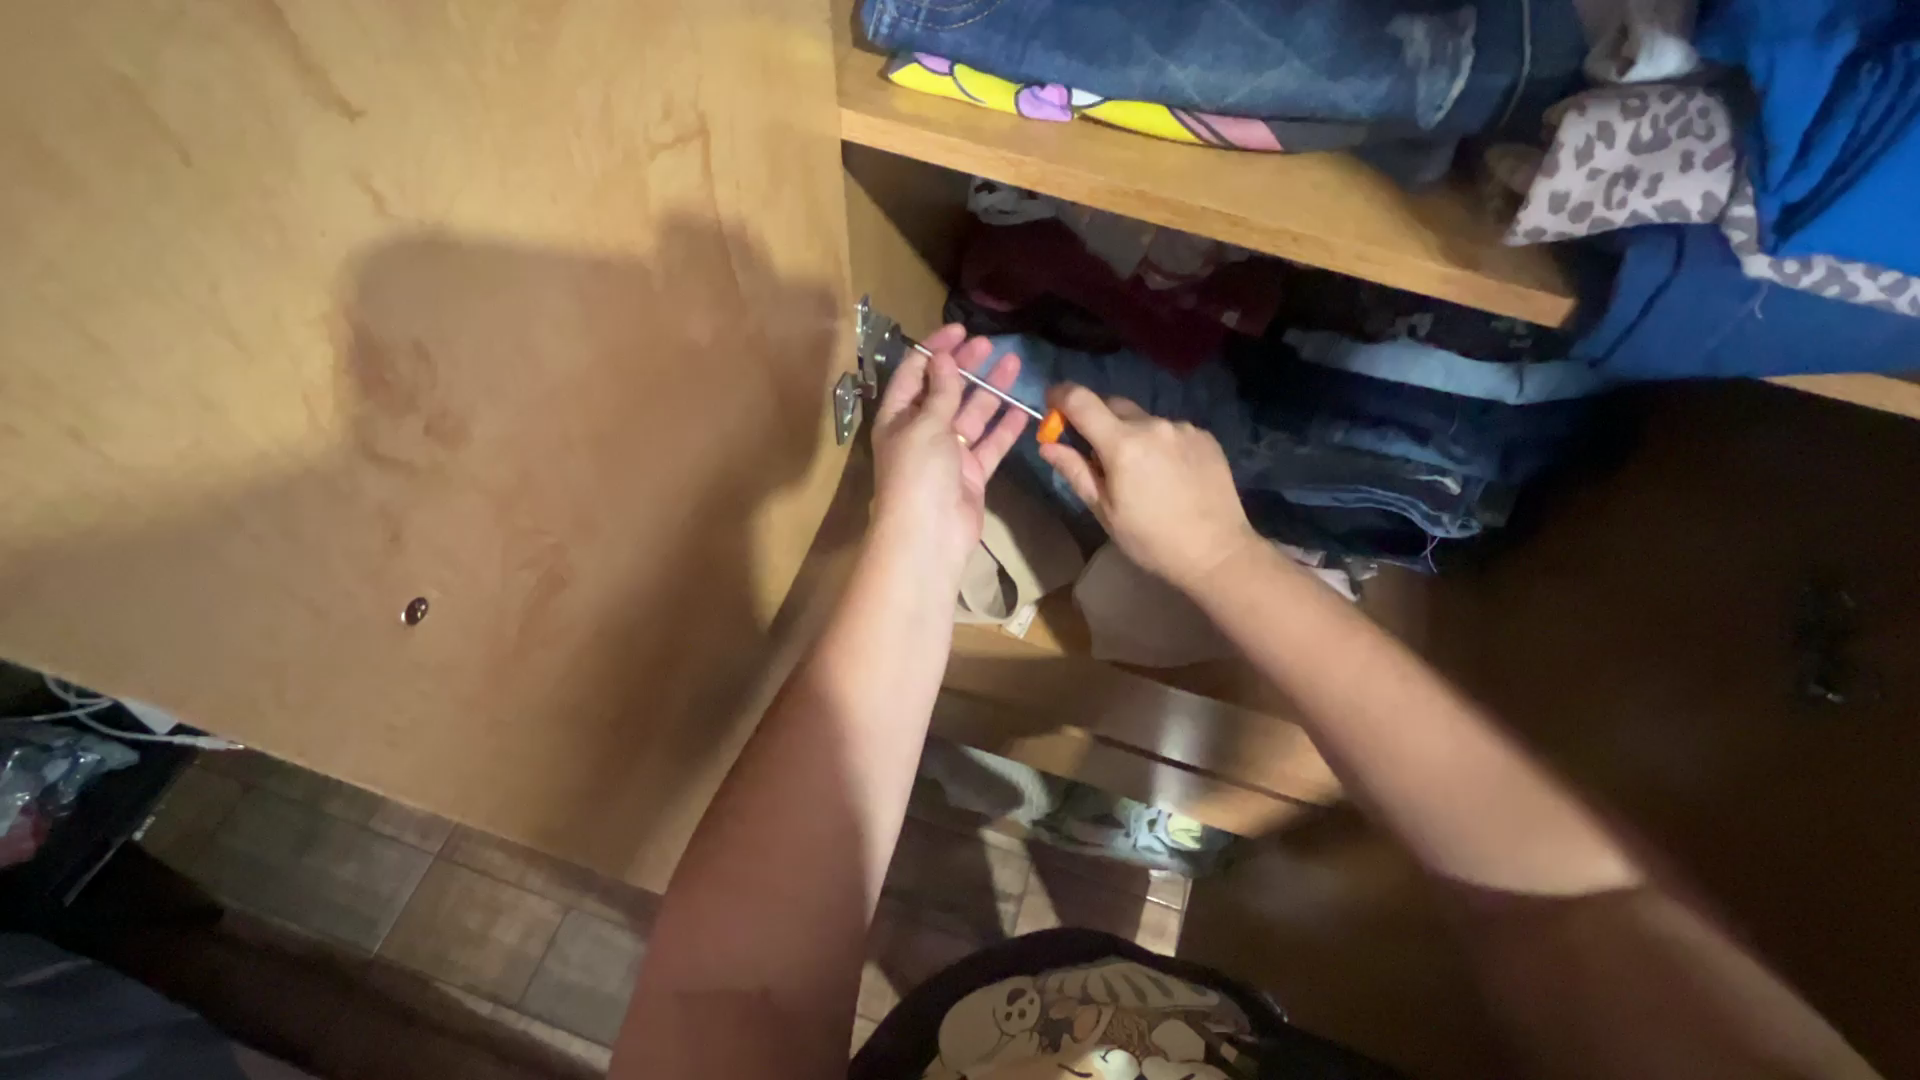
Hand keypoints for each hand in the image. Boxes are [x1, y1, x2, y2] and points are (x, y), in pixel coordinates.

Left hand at [870, 324, 1027, 579]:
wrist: (929, 533)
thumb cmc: (918, 473)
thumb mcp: (925, 425)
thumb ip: (941, 392)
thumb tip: (944, 358)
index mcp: (898, 417)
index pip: (914, 373)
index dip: (935, 349)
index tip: (960, 331)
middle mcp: (921, 432)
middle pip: (946, 391)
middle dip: (966, 366)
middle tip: (990, 345)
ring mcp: (948, 454)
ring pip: (972, 415)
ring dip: (991, 391)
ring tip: (1014, 364)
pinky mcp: (971, 474)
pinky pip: (990, 445)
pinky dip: (1005, 428)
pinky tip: (1023, 408)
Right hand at [1037, 384, 1260, 593]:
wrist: (1217, 552)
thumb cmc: (1151, 539)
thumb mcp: (1105, 511)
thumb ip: (1075, 471)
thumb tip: (1048, 445)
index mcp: (1123, 444)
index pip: (1081, 401)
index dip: (1060, 395)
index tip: (1052, 403)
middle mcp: (1153, 425)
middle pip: (1113, 405)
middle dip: (1096, 420)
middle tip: (1094, 452)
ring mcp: (1183, 428)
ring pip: (1144, 420)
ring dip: (1132, 435)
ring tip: (1139, 472)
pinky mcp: (1205, 437)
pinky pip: (1170, 431)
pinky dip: (1159, 444)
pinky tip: (1168, 474)